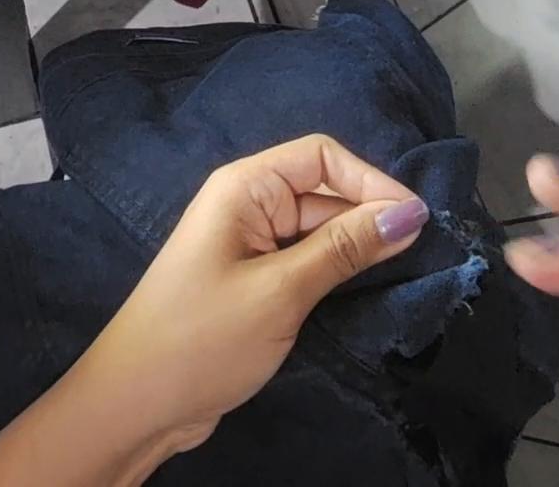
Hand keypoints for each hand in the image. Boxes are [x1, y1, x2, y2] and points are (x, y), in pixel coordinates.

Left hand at [0, 134, 429, 486]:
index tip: (416, 219)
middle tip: (422, 252)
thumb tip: (408, 213)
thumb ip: (343, 248)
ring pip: (318, 228)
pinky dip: (337, 269)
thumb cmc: (203, 335)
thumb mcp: (280, 291)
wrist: (136, 401)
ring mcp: (250, 242)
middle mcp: (248, 203)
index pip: (320, 157)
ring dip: (357, 245)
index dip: (370, 179)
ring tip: (407, 270)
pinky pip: (305, 258)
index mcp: (245, 186)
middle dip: (368, 214)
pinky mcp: (255, 278)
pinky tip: (369, 288)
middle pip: (322, 191)